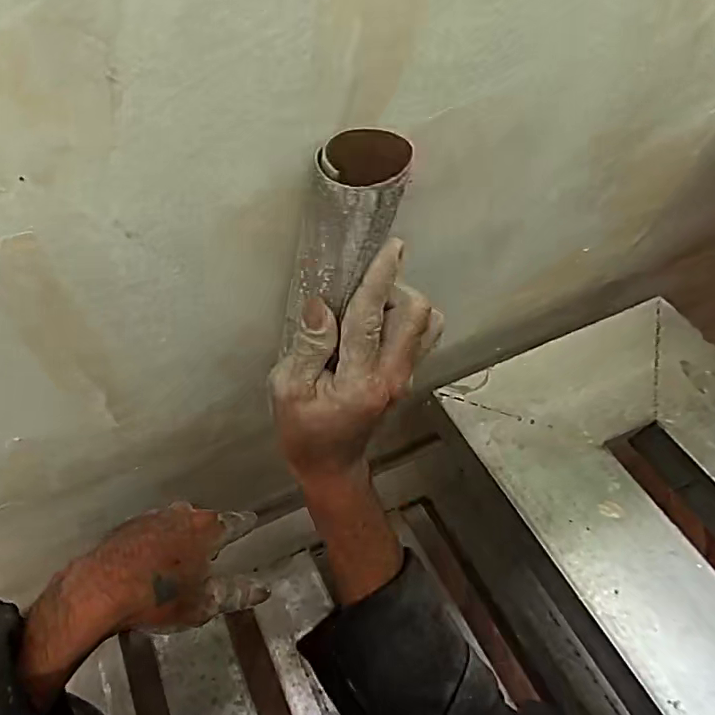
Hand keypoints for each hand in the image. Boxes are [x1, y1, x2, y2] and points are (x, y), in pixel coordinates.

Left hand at [73, 503, 267, 631]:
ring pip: (175, 520)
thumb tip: (262, 589)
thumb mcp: (204, 603)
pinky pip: (151, 529)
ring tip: (183, 550)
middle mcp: (180, 515)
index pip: (233, 523)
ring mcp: (151, 517)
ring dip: (181, 532)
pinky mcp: (127, 526)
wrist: (102, 589)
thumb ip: (235, 593)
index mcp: (205, 529)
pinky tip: (153, 556)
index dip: (244, 524)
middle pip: (202, 518)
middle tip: (215, 543)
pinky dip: (157, 539)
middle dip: (209, 529)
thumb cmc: (159, 597)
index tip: (251, 520)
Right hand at [269, 238, 444, 484]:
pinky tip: (378, 325)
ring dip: (402, 303)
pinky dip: (406, 318)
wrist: (331, 466)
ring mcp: (406, 377)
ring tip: (368, 310)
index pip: (371, 317)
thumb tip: (320, 305)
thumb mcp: (288, 389)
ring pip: (427, 322)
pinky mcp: (408, 377)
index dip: (380, 278)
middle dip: (391, 289)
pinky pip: (422, 335)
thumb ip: (308, 346)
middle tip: (358, 293)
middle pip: (415, 312)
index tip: (390, 248)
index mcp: (360, 380)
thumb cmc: (303, 430)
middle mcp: (393, 376)